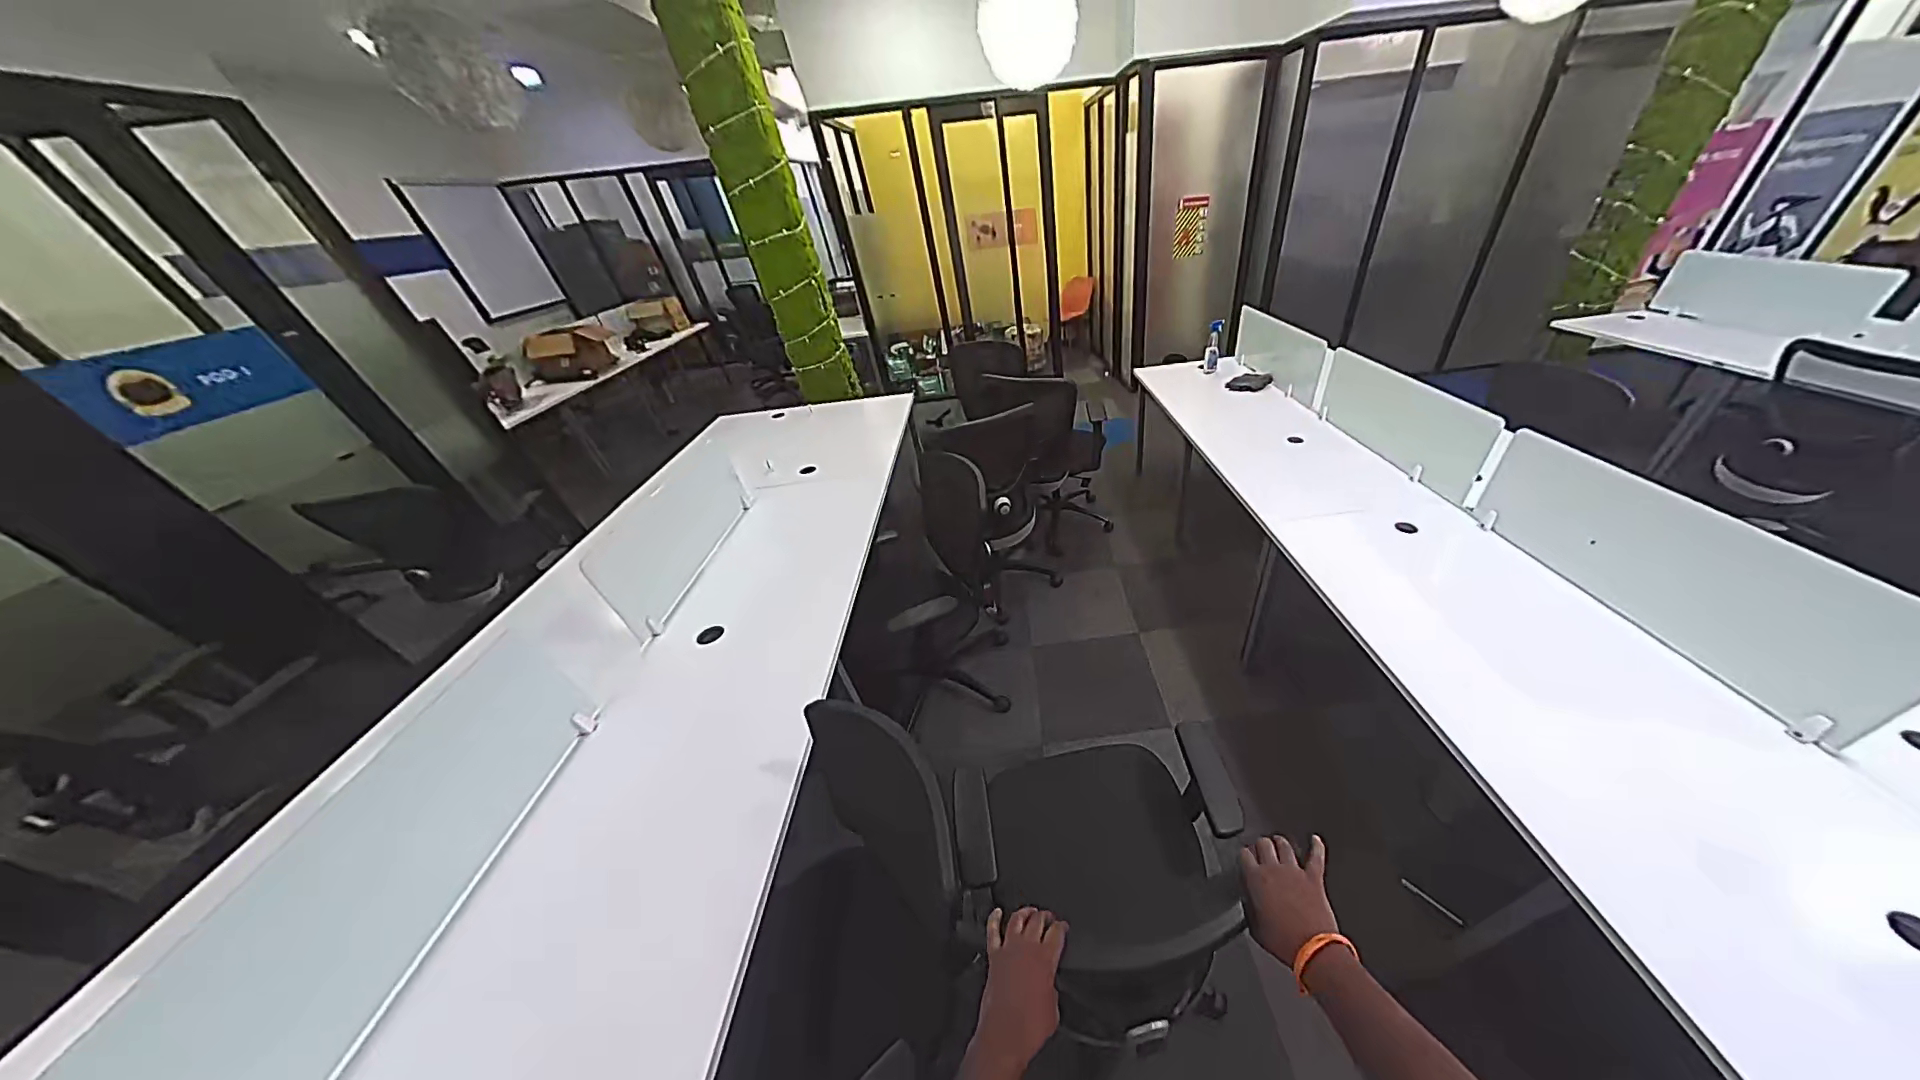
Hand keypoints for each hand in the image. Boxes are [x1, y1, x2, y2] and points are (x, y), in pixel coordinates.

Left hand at [965, 907, 1067, 1079]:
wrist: (1004, 1035)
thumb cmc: (1030, 1027)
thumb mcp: (1053, 1008)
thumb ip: (1051, 987)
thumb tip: (1048, 984)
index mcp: (1046, 960)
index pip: (1057, 933)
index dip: (1061, 927)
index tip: (1063, 926)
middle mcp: (1027, 949)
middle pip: (1038, 920)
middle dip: (1045, 915)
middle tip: (1049, 916)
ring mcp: (1008, 950)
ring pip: (1016, 919)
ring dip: (1025, 912)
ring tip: (1030, 910)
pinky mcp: (993, 957)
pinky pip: (992, 931)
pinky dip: (994, 919)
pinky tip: (997, 912)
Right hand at [1241, 834, 1338, 964]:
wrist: (1314, 950)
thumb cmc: (1284, 942)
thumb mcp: (1256, 927)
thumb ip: (1250, 908)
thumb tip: (1250, 904)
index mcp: (1256, 880)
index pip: (1244, 854)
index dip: (1243, 854)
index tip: (1244, 857)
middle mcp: (1274, 870)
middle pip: (1263, 843)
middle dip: (1260, 844)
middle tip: (1260, 848)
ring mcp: (1295, 872)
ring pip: (1284, 845)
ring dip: (1280, 842)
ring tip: (1278, 841)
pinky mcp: (1314, 879)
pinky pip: (1316, 856)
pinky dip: (1316, 846)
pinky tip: (1315, 839)